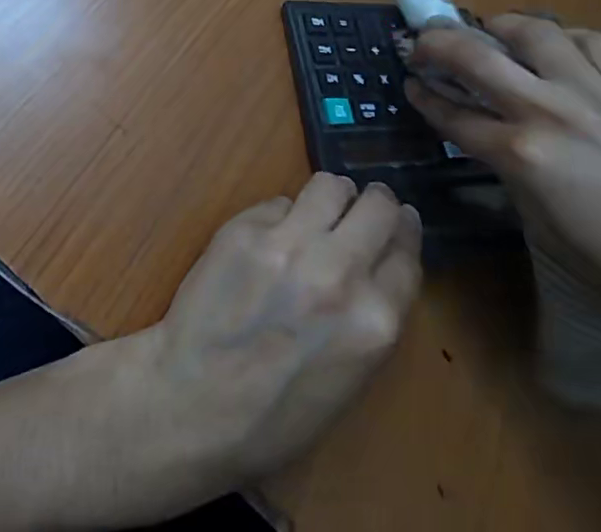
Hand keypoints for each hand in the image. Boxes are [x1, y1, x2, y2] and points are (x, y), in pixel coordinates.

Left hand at [119, 173, 422, 484]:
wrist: (194, 402)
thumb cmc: (276, 414)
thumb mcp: (350, 376)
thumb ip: (369, 318)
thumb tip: (372, 270)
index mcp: (376, 321)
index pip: (406, 254)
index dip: (404, 232)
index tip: (400, 222)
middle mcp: (339, 273)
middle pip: (377, 207)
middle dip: (373, 204)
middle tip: (360, 206)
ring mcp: (287, 246)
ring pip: (328, 186)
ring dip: (330, 196)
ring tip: (320, 207)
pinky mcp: (242, 231)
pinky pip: (276, 203)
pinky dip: (280, 215)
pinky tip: (269, 237)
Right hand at [403, 14, 600, 399]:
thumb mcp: (547, 231)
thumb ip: (511, 176)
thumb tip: (492, 144)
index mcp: (522, 155)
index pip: (451, 112)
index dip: (422, 95)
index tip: (407, 83)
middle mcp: (551, 110)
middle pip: (473, 55)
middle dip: (434, 43)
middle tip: (420, 43)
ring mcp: (599, 91)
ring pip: (531, 31)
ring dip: (495, 25)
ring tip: (485, 31)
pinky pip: (589, 40)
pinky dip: (560, 36)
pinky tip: (554, 47)